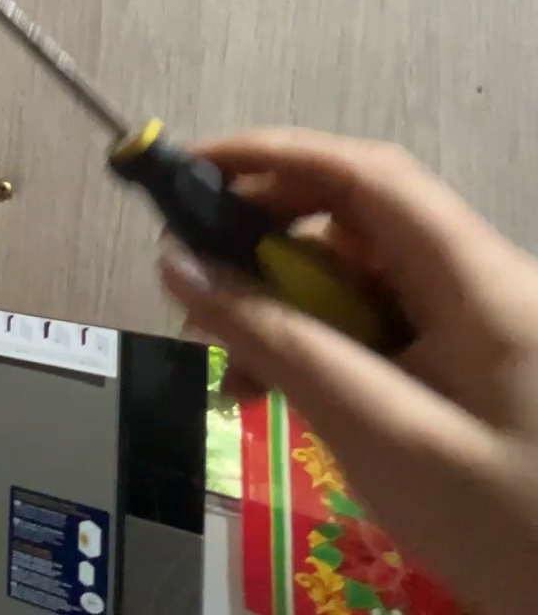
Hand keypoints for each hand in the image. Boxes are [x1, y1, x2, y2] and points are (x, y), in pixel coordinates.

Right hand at [156, 128, 537, 614]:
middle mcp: (478, 285)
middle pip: (347, 215)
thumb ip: (272, 338)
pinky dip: (302, 334)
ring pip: (344, 270)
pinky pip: (362, 316)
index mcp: (478, 285)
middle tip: (193, 279)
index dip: (270, 152)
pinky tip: (271, 384)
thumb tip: (175, 263)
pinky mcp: (463, 357)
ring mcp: (473, 323)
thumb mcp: (375, 428)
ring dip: (271, 298)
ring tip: (230, 359)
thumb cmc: (518, 526)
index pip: (364, 174)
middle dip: (254, 234)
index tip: (186, 169)